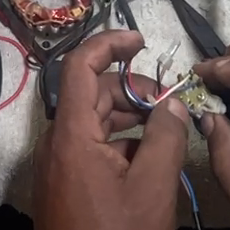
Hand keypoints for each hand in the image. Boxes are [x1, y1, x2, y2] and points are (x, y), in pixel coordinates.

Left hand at [32, 30, 191, 229]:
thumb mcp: (151, 189)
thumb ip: (165, 138)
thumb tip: (172, 104)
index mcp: (71, 132)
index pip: (80, 64)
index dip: (109, 43)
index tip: (141, 40)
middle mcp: (57, 140)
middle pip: (92, 93)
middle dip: (132, 89)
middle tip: (169, 104)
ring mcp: (58, 163)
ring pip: (94, 120)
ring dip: (129, 116)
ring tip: (165, 130)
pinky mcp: (63, 184)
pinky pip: (91, 146)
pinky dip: (119, 141)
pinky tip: (148, 159)